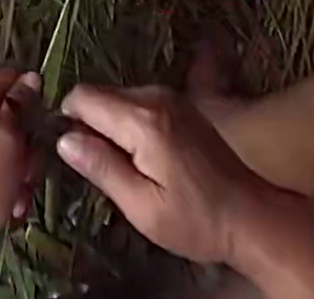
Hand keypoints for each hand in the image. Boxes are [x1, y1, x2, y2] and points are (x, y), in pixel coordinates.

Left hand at [0, 69, 41, 272]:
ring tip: (18, 191)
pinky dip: (16, 194)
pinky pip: (12, 181)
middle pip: (20, 119)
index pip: (10, 77)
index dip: (33, 86)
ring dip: (27, 173)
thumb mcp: (6, 133)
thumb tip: (32, 76)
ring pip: (21, 153)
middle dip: (32, 142)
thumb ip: (21, 104)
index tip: (53, 105)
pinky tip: (13, 210)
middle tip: (29, 158)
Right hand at [56, 83, 293, 264]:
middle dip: (88, 123)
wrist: (250, 215)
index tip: (71, 149)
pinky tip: (141, 155)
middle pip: (98, 94)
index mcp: (142, 120)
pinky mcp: (177, 102)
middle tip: (97, 165)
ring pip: (115, 96)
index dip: (68, 119)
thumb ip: (101, 167)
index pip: (83, 96)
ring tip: (121, 164)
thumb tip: (63, 140)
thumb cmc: (196, 220)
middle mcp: (153, 96)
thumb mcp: (142, 207)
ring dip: (107, 123)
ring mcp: (168, 95)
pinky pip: (135, 101)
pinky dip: (126, 122)